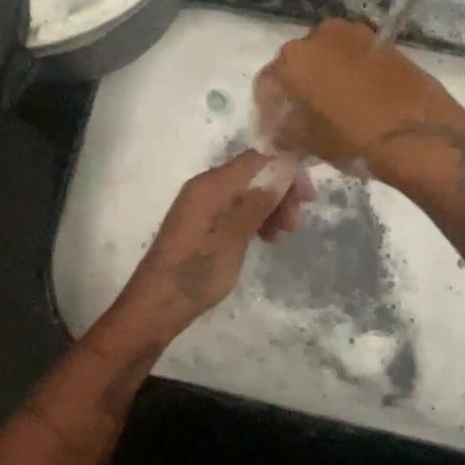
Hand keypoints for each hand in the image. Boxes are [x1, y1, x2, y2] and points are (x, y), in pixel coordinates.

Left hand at [117, 151, 312, 337]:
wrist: (157, 304)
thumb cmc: (195, 273)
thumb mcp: (233, 239)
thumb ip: (257, 201)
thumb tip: (285, 167)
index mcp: (210, 185)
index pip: (257, 159)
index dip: (287, 171)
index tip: (307, 200)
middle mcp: (205, 186)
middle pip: (253, 173)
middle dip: (280, 192)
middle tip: (294, 225)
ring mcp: (202, 203)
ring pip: (247, 191)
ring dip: (270, 206)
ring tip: (281, 236)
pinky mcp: (202, 221)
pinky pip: (235, 207)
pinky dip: (254, 217)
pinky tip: (264, 239)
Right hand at [254, 18, 464, 181]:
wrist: (419, 133)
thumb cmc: (353, 138)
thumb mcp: (308, 143)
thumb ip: (283, 133)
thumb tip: (277, 133)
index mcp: (292, 59)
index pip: (266, 85)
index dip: (267, 111)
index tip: (273, 132)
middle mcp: (318, 36)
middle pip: (296, 65)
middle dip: (294, 90)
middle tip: (300, 119)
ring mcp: (353, 34)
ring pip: (325, 58)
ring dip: (322, 79)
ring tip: (329, 109)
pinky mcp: (381, 42)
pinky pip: (352, 57)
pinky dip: (347, 74)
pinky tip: (354, 99)